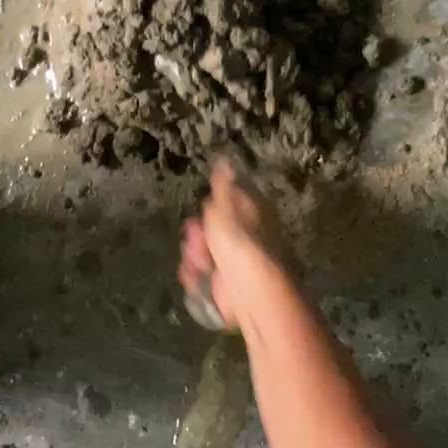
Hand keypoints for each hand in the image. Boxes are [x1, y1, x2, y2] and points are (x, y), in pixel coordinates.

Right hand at [179, 159, 292, 329]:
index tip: (202, 209)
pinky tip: (196, 276)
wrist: (249, 288)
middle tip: (195, 237)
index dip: (211, 206)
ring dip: (194, 256)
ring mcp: (237, 261)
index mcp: (253, 211)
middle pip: (211, 229)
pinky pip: (202, 275)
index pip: (228, 202)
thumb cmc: (239, 239)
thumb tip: (225, 159)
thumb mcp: (227, 202)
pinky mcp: (226, 284)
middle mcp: (247, 235)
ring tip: (198, 262)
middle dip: (197, 234)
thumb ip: (223, 183)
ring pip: (203, 252)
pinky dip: (195, 276)